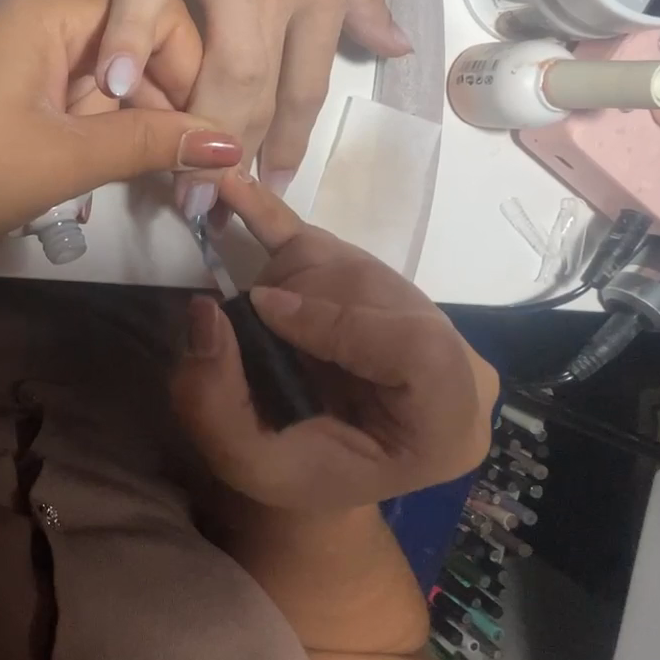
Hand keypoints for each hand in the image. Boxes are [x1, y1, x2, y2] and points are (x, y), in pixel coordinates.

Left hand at [0, 0, 241, 247]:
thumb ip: (149, 143)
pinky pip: (57, 94)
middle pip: (125, 49)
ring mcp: (8, 45)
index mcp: (52, 8)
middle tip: (182, 179)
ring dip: (114, 131)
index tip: (207, 136)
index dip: (191, 73)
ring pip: (93, 79)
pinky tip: (79, 178)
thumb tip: (230, 140)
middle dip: (154, 112)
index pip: (155, 16)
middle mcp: (33, 12)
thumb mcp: (64, 158)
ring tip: (124, 185)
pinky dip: (77, 132)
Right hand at [170, 172, 497, 509]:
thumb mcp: (244, 460)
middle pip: (384, 299)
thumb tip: (206, 309)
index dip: (340, 320)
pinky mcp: (374, 283)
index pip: (423, 352)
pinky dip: (274, 215)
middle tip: (250, 312)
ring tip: (255, 307)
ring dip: (291, 276)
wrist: (306, 459)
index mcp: (446, 427)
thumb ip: (217, 400)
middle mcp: (453, 364)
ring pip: (354, 266)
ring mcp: (419, 315)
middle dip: (306, 297)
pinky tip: (236, 188)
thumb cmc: (287, 471)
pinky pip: (330, 242)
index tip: (262, 306)